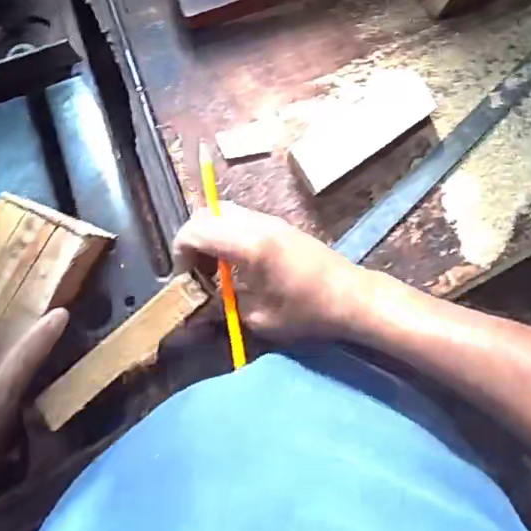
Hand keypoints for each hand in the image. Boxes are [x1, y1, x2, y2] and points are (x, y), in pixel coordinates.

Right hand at [173, 202, 377, 342]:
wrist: (350, 295)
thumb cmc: (307, 311)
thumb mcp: (258, 319)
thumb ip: (221, 307)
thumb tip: (195, 308)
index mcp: (250, 243)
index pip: (197, 229)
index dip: (180, 252)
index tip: (184, 281)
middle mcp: (258, 222)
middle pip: (207, 213)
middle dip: (192, 239)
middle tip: (195, 273)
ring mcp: (270, 219)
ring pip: (224, 211)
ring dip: (210, 235)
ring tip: (214, 271)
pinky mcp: (279, 224)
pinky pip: (240, 217)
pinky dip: (227, 233)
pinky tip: (235, 264)